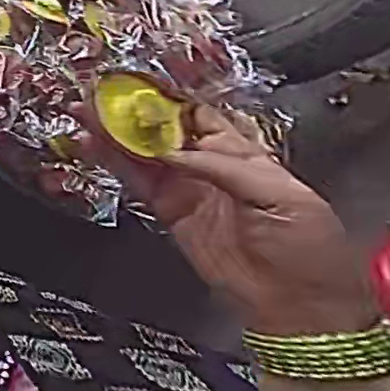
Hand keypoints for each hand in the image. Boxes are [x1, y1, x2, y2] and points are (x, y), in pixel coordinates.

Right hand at [114, 105, 375, 335]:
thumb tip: (169, 152)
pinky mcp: (165, 208)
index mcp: (242, 152)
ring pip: (140, 149)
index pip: (197, 115)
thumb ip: (225, 169)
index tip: (138, 84)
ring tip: (83, 112)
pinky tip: (90, 144)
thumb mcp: (284, 198)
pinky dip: (110, 160)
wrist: (296, 306)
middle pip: (160, 129)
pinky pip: (134, 178)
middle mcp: (206, 163)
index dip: (167, 98)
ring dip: (111, 130)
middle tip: (98, 94)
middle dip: (129, 110)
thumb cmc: (307, 249)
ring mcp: (183, 185)